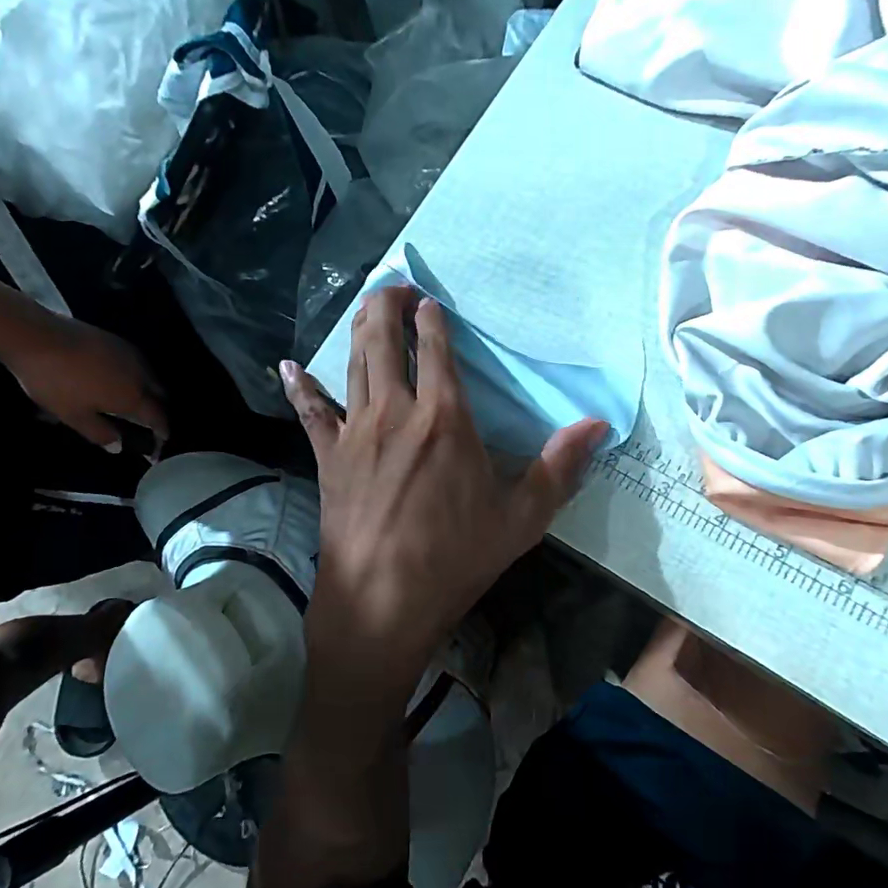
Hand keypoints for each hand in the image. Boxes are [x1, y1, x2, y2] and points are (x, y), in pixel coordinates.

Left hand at [0, 312, 168, 453]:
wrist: (38, 336)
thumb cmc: (56, 382)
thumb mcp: (73, 416)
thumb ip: (99, 433)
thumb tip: (119, 446)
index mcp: (133, 397)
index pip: (159, 417)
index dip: (162, 431)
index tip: (161, 441)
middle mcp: (141, 375)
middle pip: (160, 395)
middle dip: (159, 409)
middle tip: (149, 421)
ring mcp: (131, 355)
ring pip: (151, 376)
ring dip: (148, 390)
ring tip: (134, 398)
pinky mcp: (118, 340)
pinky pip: (137, 363)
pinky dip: (136, 375)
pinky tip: (119, 376)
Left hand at [280, 286, 607, 709]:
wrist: (383, 601)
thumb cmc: (455, 558)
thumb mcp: (521, 518)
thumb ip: (559, 467)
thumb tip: (598, 425)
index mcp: (445, 420)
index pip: (436, 352)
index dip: (432, 321)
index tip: (430, 301)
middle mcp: (396, 413)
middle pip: (384, 342)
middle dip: (387, 306)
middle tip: (394, 286)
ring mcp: (355, 433)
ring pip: (352, 364)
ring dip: (358, 329)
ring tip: (366, 307)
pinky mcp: (328, 458)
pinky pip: (310, 412)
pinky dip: (301, 387)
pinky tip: (290, 367)